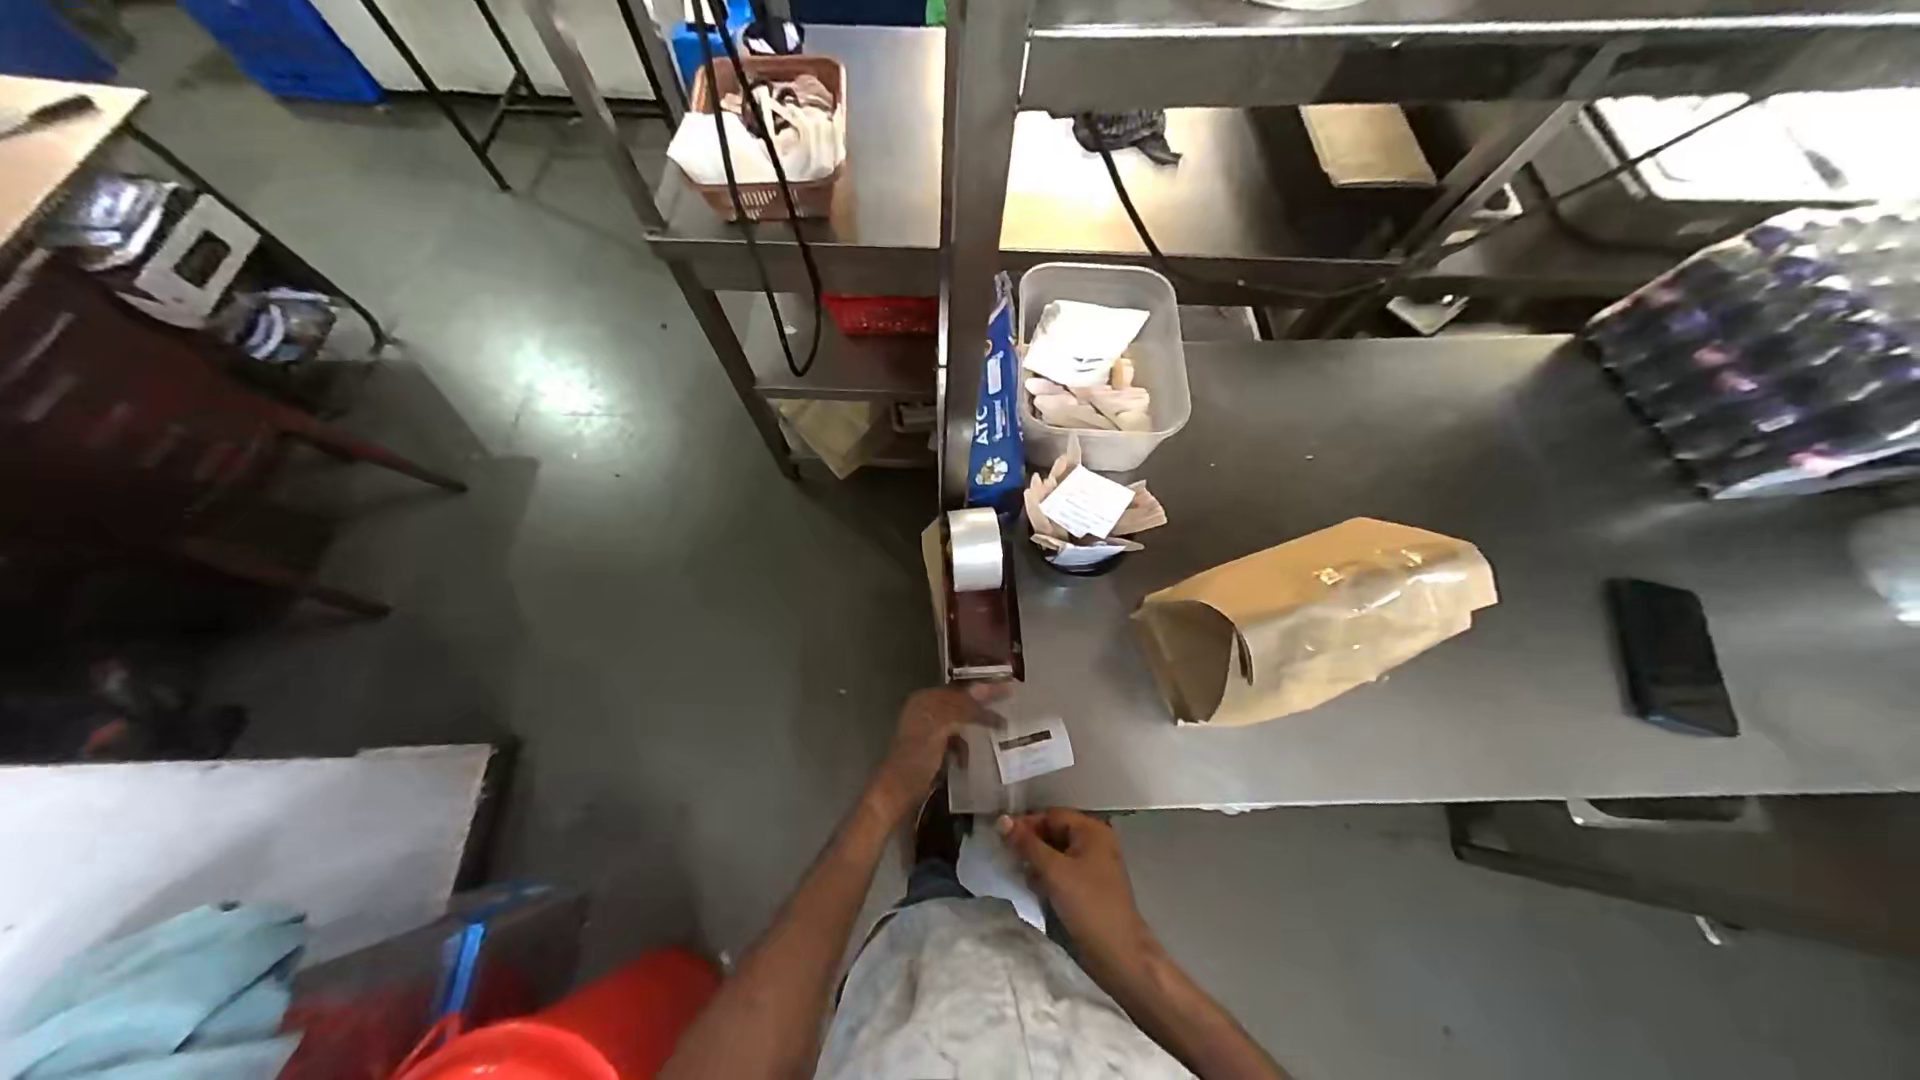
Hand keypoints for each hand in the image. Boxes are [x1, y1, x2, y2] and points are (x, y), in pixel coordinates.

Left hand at [867, 687, 999, 820]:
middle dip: (983, 704)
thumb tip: (981, 688)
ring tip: (999, 727)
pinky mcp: (932, 747)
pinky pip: (954, 739)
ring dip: (975, 726)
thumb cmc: (914, 760)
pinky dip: (963, 747)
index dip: (983, 689)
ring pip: (959, 721)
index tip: (1008, 688)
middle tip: (1009, 696)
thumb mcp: (938, 730)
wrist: (896, 793)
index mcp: (924, 701)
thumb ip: (960, 709)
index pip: (960, 691)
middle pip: (960, 702)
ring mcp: (928, 729)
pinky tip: (967, 760)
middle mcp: (925, 710)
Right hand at [1000, 808, 1152, 959]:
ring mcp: (1094, 866)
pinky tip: (1035, 889)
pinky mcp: (1090, 887)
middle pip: (1054, 832)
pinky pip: (1063, 872)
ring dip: (1037, 862)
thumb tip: (1002, 820)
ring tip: (1021, 875)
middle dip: (1031, 844)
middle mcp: (1095, 842)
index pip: (1052, 815)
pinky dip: (1048, 877)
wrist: (1119, 954)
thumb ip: (1027, 844)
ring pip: (1057, 853)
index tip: (1001, 837)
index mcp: (1092, 831)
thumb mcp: (1053, 871)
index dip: (1026, 823)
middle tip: (1007, 856)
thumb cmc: (1088, 905)